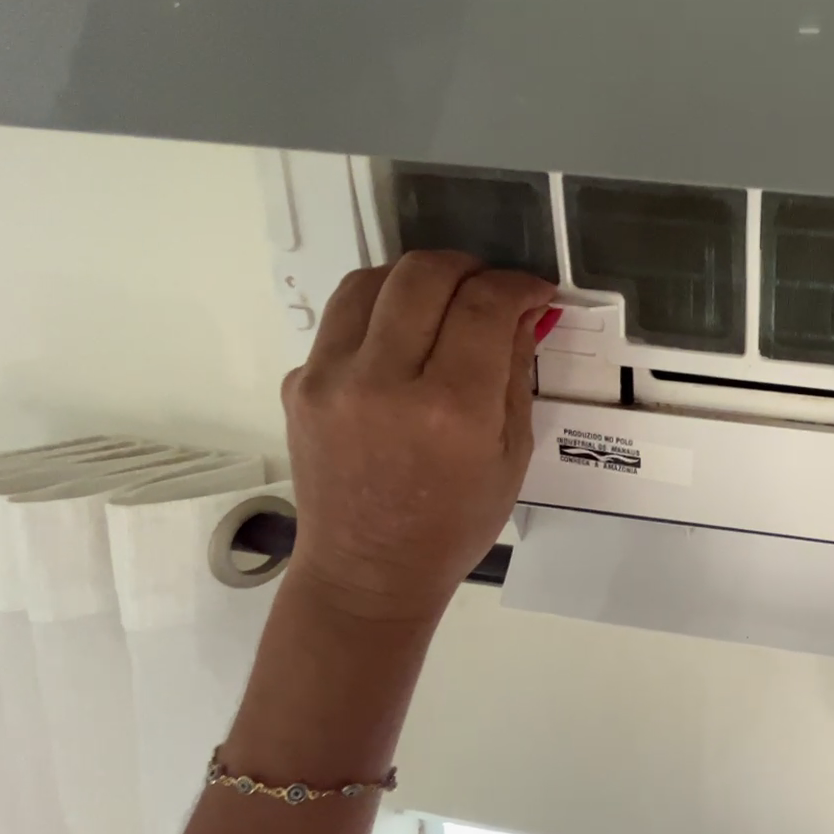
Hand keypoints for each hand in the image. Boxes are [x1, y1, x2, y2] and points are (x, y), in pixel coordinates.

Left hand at [280, 252, 554, 621]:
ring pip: (371, 280)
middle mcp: (383, 382)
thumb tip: (524, 313)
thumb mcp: (513, 452)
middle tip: (492, 288)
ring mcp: (328, 378)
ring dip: (418, 278)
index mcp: (451, 409)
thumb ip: (515, 372)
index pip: (486, 307)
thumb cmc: (459, 521)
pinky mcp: (298, 382)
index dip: (518, 286)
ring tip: (446, 301)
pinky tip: (406, 344)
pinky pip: (343, 320)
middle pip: (423, 275)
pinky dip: (383, 314)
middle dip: (469, 267)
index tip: (536, 291)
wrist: (372, 567)